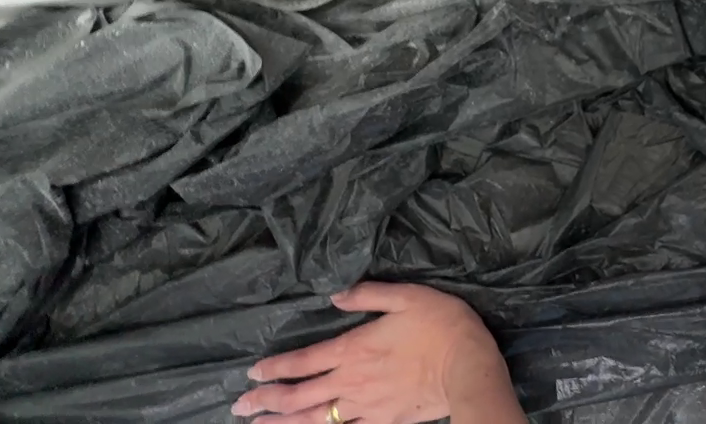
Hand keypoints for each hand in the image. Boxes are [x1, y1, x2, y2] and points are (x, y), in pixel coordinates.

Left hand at [232, 283, 512, 423]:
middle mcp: (351, 382)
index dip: (277, 367)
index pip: (305, 361)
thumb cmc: (440, 324)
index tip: (253, 372)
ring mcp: (363, 407)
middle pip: (299, 396)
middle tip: (239, 406)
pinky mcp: (379, 421)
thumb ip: (371, 294)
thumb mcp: (409, 296)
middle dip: (266, 401)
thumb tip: (336, 295)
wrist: (466, 366)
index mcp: (356, 348)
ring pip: (312, 420)